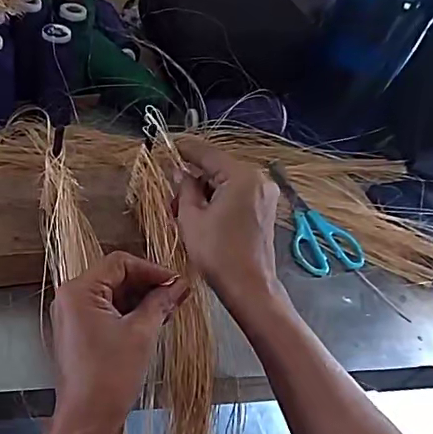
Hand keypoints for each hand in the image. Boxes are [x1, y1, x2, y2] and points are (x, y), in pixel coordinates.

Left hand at [48, 251, 188, 433]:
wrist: (88, 418)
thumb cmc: (108, 378)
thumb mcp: (142, 333)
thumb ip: (160, 302)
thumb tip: (177, 286)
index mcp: (78, 291)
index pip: (120, 263)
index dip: (152, 270)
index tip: (175, 283)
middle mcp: (69, 299)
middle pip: (115, 277)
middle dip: (147, 285)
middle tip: (176, 296)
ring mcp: (72, 317)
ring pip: (112, 295)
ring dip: (140, 300)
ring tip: (167, 311)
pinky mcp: (78, 333)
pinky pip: (106, 312)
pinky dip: (128, 314)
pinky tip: (151, 323)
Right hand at [173, 137, 282, 307]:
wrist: (249, 286)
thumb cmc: (218, 254)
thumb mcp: (191, 218)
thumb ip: (184, 188)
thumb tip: (180, 172)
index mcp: (242, 177)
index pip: (208, 154)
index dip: (185, 150)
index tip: (167, 147)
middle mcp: (259, 180)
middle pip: (219, 168)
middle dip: (194, 179)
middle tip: (171, 196)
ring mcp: (265, 195)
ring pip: (227, 183)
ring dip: (204, 192)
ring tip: (182, 211)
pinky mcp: (265, 210)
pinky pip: (237, 195)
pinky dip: (219, 200)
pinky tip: (202, 215)